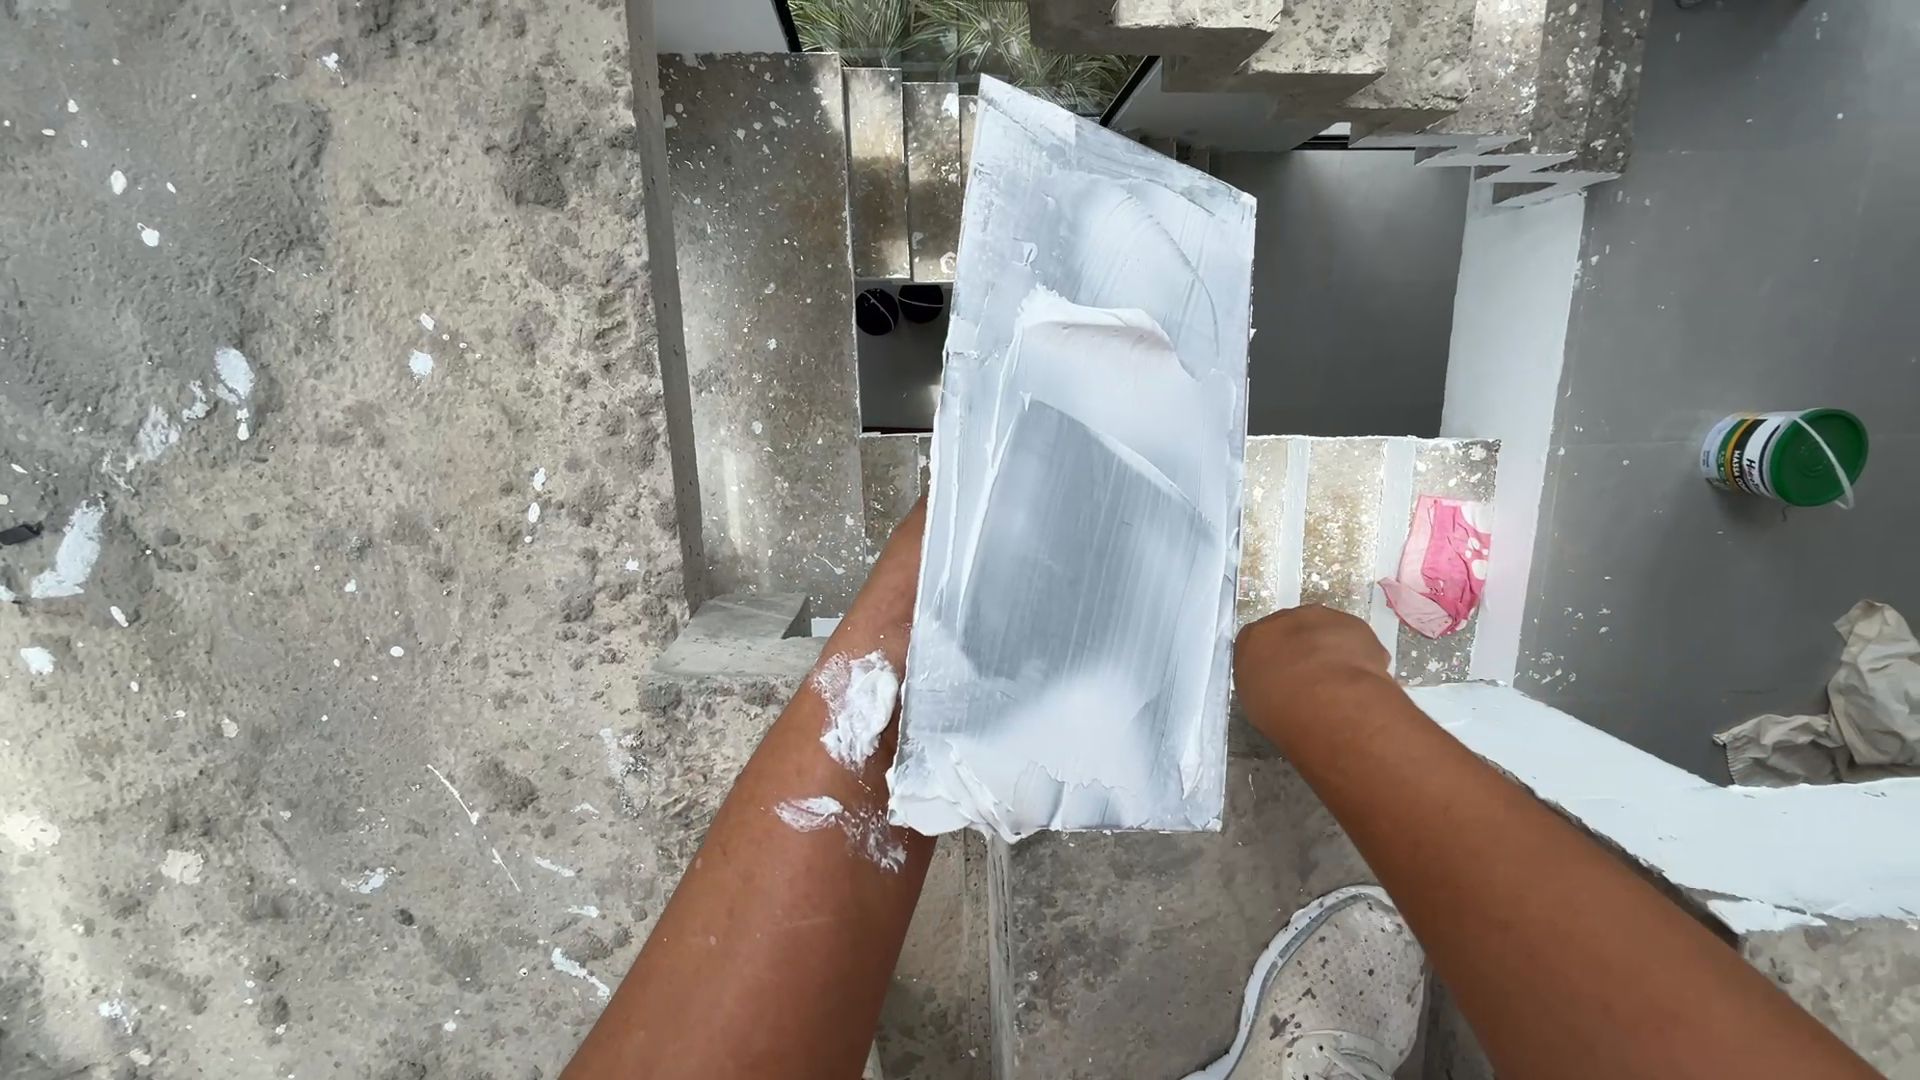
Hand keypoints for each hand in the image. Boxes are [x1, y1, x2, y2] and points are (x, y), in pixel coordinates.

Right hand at [1233, 606, 1392, 745]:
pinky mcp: (1353, 623)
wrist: (1332, 702)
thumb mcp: (1257, 702)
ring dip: (1328, 650)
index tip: (1280, 680)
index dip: (1272, 661)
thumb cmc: (1285, 709)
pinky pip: (1351, 638)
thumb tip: (1275, 684)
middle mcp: (1282, 620)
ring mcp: (1319, 618)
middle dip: (1299, 651)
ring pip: (1322, 632)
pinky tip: (1358, 678)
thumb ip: (1262, 682)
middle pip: (1290, 631)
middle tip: (1310, 680)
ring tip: (1338, 682)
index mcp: (1252, 638)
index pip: (1258, 644)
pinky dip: (1355, 654)